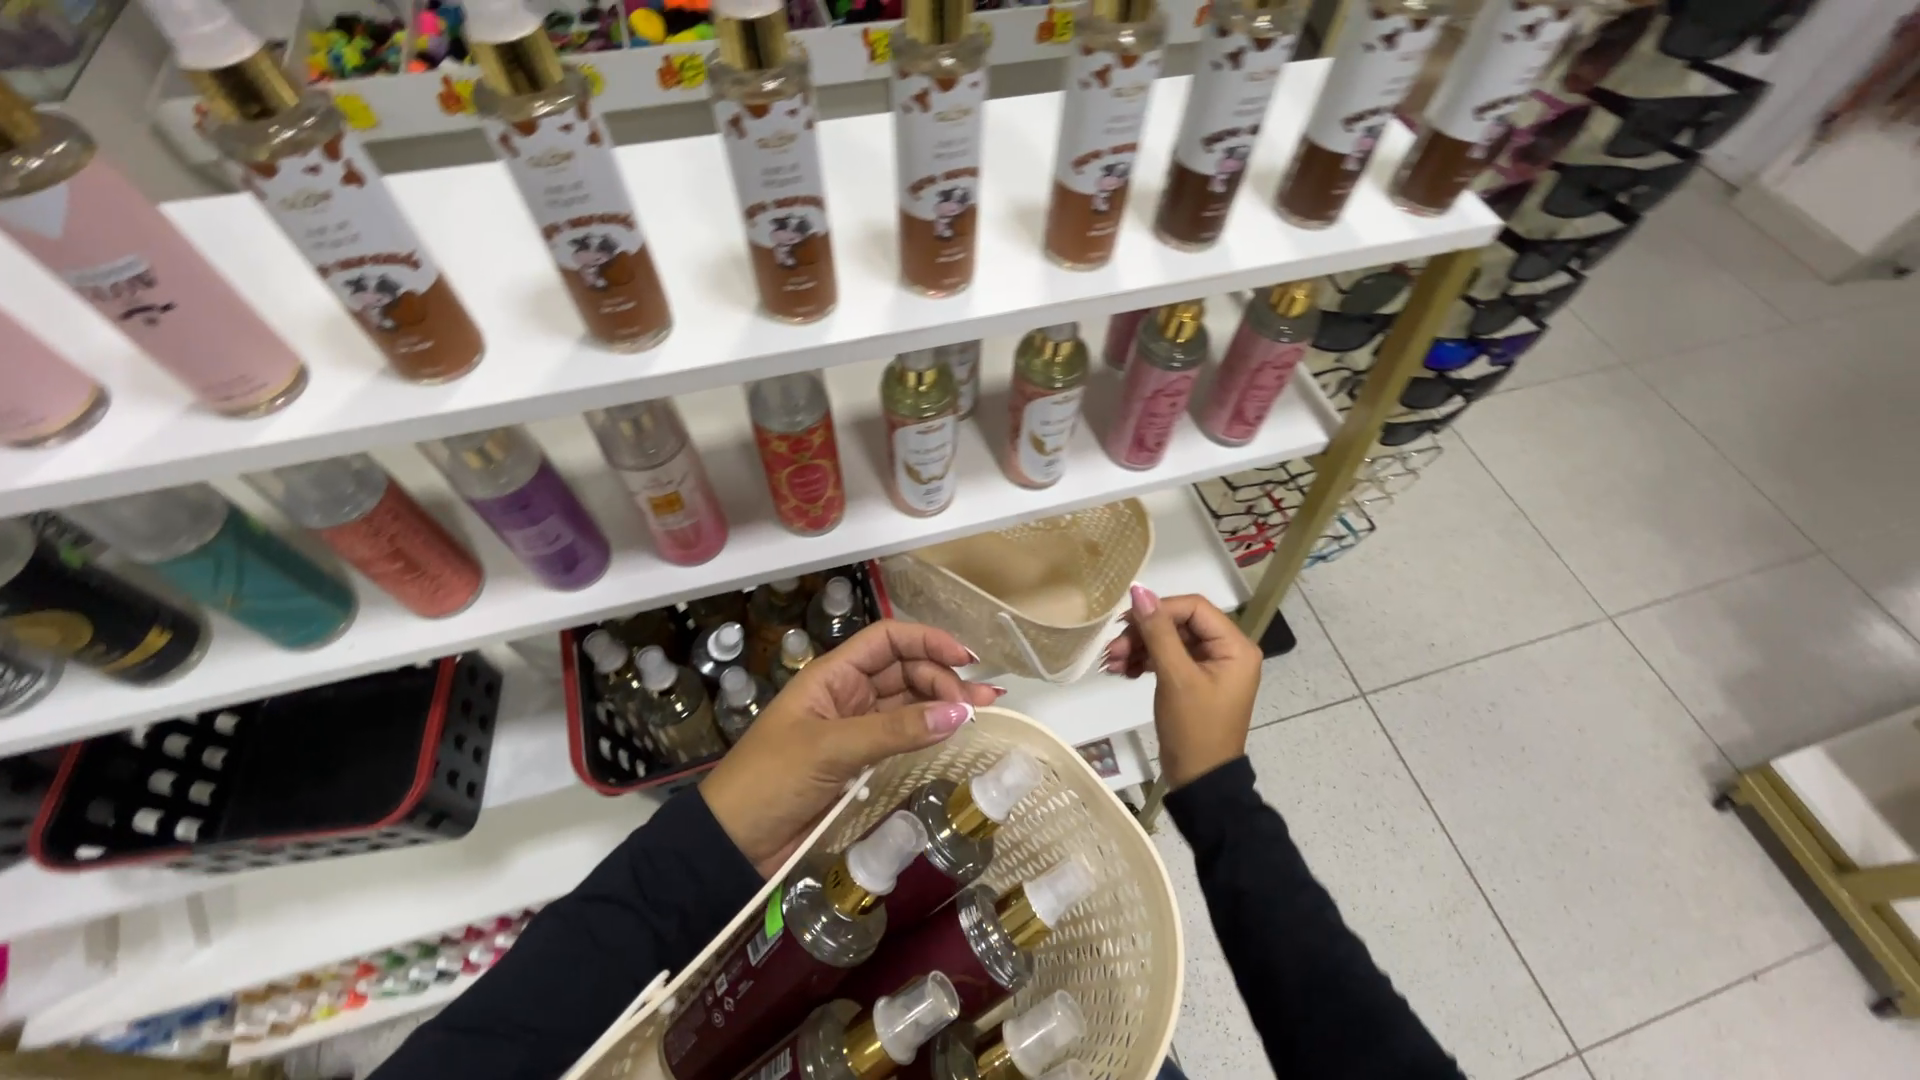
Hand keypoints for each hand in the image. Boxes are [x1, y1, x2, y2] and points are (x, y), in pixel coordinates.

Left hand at [701, 620, 1002, 876]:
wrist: (734, 844)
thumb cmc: (771, 780)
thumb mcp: (831, 748)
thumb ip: (896, 730)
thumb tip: (960, 712)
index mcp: (832, 676)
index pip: (887, 640)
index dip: (927, 641)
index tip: (966, 658)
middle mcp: (847, 695)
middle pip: (905, 671)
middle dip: (943, 678)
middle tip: (977, 704)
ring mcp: (855, 730)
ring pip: (909, 705)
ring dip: (943, 704)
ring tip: (984, 710)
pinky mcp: (861, 764)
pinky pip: (903, 738)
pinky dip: (929, 734)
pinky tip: (954, 734)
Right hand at [1101, 587, 1261, 788]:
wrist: (1200, 780)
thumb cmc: (1194, 728)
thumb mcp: (1175, 677)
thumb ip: (1158, 632)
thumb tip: (1139, 591)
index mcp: (1235, 646)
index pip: (1194, 607)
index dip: (1159, 609)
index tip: (1126, 623)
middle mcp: (1226, 650)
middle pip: (1179, 623)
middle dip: (1143, 633)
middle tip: (1112, 648)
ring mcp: (1210, 666)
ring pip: (1169, 640)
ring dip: (1138, 648)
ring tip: (1112, 663)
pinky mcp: (1193, 680)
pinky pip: (1167, 659)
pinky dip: (1144, 661)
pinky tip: (1123, 671)